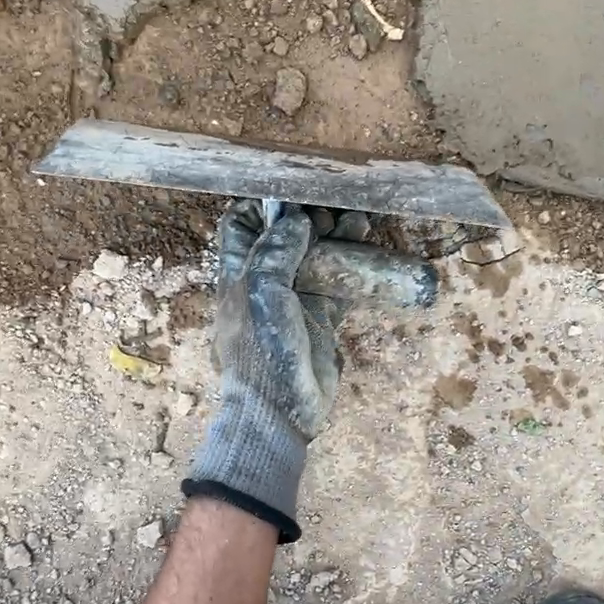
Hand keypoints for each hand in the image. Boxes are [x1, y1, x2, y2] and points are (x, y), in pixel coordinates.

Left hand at [184, 200, 365, 541]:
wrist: (282, 410)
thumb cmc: (263, 350)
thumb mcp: (261, 293)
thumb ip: (276, 251)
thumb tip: (295, 217)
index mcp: (237, 275)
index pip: (241, 227)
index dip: (261, 205)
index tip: (290, 193)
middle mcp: (264, 282)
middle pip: (283, 236)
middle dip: (306, 215)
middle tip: (330, 205)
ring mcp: (295, 298)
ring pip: (315, 254)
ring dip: (334, 232)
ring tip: (356, 213)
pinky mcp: (322, 316)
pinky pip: (338, 279)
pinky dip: (352, 258)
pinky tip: (366, 236)